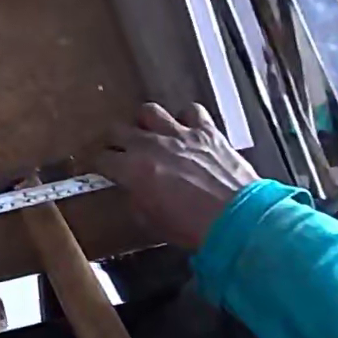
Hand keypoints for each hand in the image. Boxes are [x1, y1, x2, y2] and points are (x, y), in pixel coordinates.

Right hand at [95, 102, 258, 251]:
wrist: (241, 221)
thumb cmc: (192, 226)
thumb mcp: (149, 219)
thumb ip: (134, 197)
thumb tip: (132, 188)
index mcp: (131, 168)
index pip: (100, 157)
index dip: (96, 164)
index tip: (99, 169)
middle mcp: (150, 145)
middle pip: (116, 129)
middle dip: (114, 141)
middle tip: (120, 151)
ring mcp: (179, 134)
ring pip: (149, 112)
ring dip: (146, 123)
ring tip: (152, 135)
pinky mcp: (207, 132)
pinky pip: (191, 111)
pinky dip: (187, 118)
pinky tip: (187, 130)